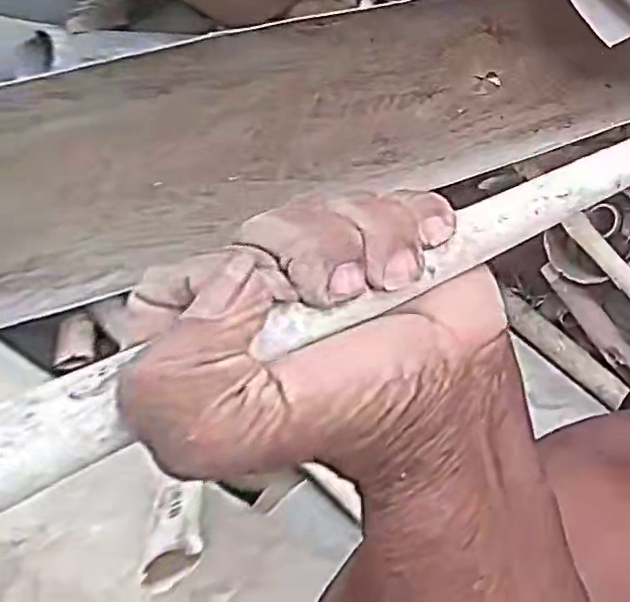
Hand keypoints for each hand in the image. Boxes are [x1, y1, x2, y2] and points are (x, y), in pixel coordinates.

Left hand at [117, 192, 512, 491]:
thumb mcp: (234, 431)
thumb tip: (220, 288)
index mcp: (210, 339)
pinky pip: (404, 198)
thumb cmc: (361, 412)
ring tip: (397, 281)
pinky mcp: (402, 236)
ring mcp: (344, 258)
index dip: (237, 277)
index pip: (190, 273)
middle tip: (348, 293)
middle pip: (276, 227)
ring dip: (384, 240)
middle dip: (325, 253)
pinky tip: (427, 251)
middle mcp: (272, 293)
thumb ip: (176, 380)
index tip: (279, 306)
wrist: (453, 388)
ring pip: (344, 206)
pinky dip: (424, 219)